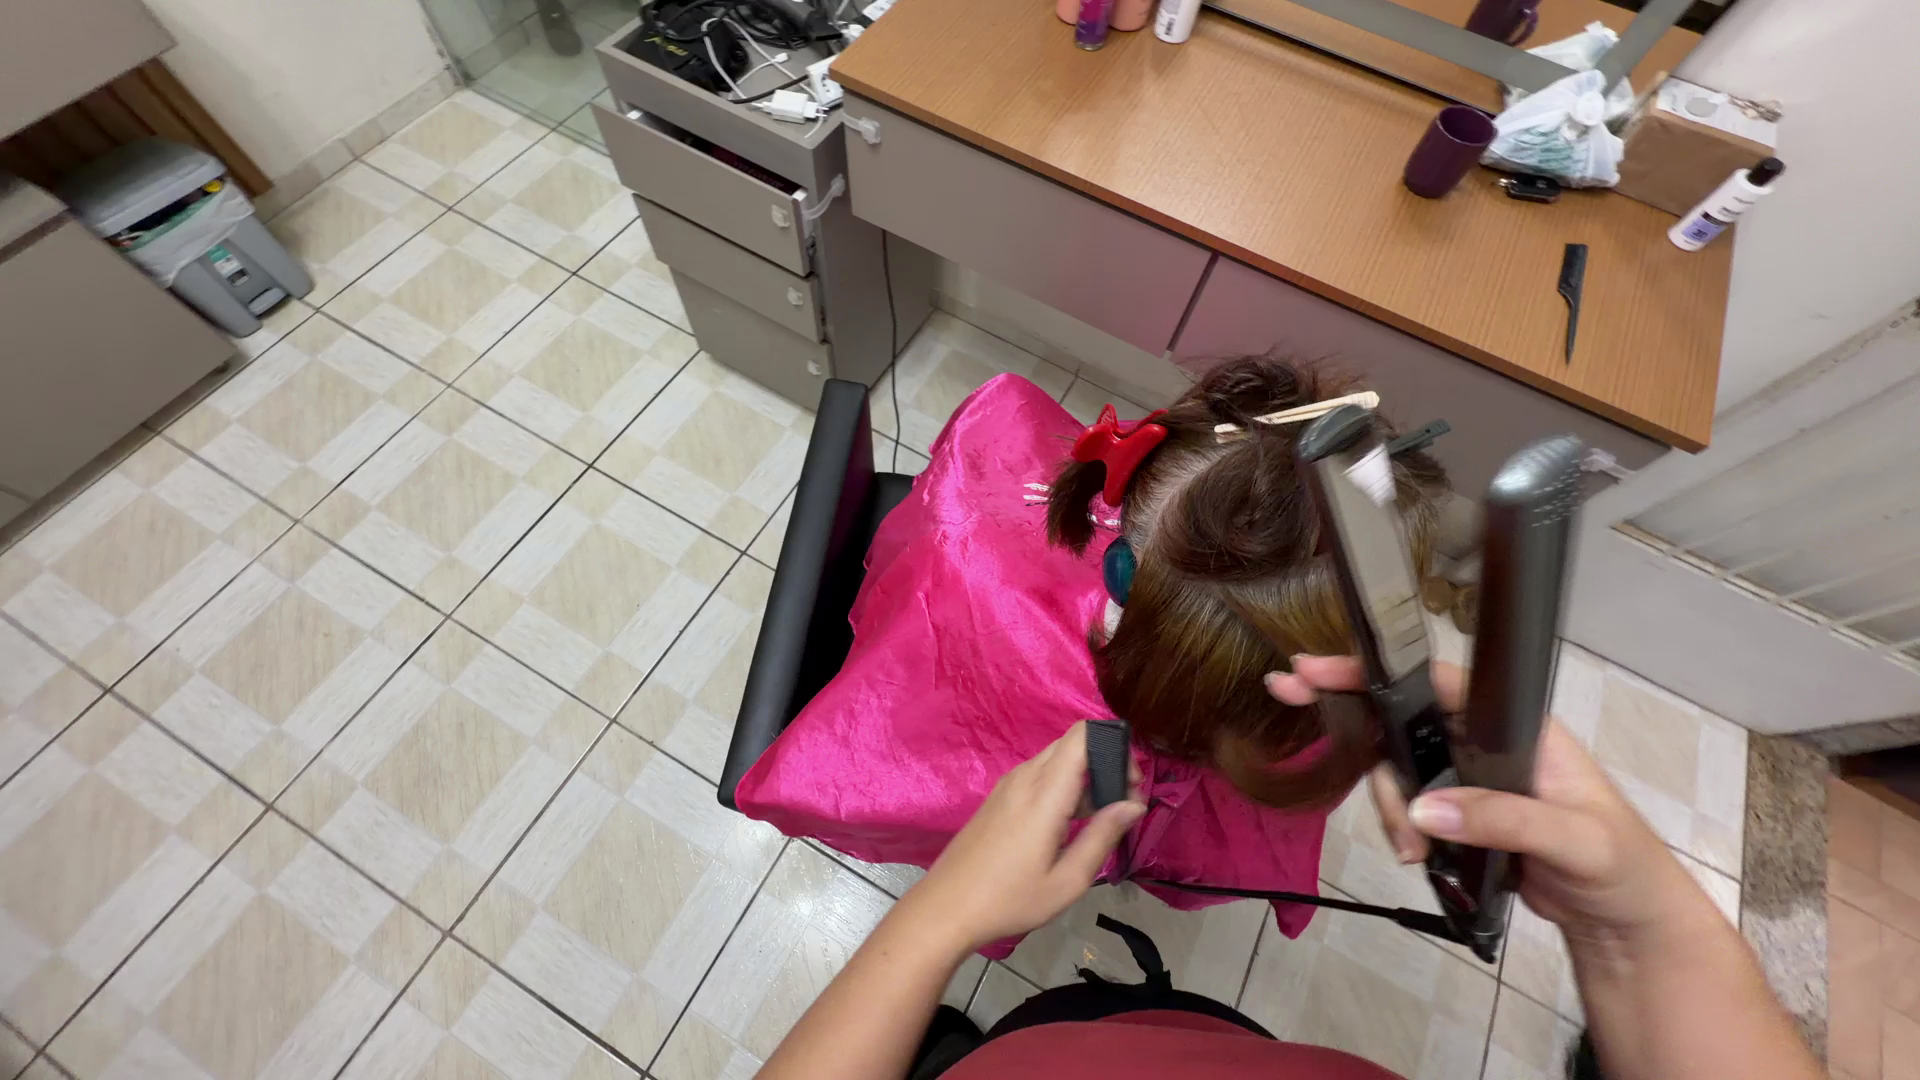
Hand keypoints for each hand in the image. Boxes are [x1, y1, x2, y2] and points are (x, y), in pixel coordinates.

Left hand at [900, 722, 1145, 952]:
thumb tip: (1134, 804)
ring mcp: (1010, 783)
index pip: (1082, 735)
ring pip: (1057, 758)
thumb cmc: (1010, 899)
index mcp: (1044, 792)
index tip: (1131, 782)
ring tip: (1103, 816)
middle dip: (1106, 761)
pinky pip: (1041, 773)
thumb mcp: (1067, 880)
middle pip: (1073, 743)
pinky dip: (1065, 784)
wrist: (947, 905)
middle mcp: (1026, 776)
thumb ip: (1103, 836)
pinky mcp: (1002, 795)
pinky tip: (1072, 822)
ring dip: (1086, 774)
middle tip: (1124, 801)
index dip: (1113, 746)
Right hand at [1267, 656, 1694, 948]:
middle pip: (1396, 717)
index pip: (1435, 680)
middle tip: (1287, 695)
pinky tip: (1410, 852)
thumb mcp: (1576, 839)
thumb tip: (1426, 811)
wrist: (1621, 922)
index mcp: (1513, 724)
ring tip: (1408, 846)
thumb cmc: (1620, 867)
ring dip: (1385, 802)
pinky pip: (1401, 802)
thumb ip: (1504, 818)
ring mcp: (1460, 773)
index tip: (1316, 667)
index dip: (1375, 670)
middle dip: (1346, 716)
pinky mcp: (1448, 807)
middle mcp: (1478, 738)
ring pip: (1391, 765)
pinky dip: (1395, 824)